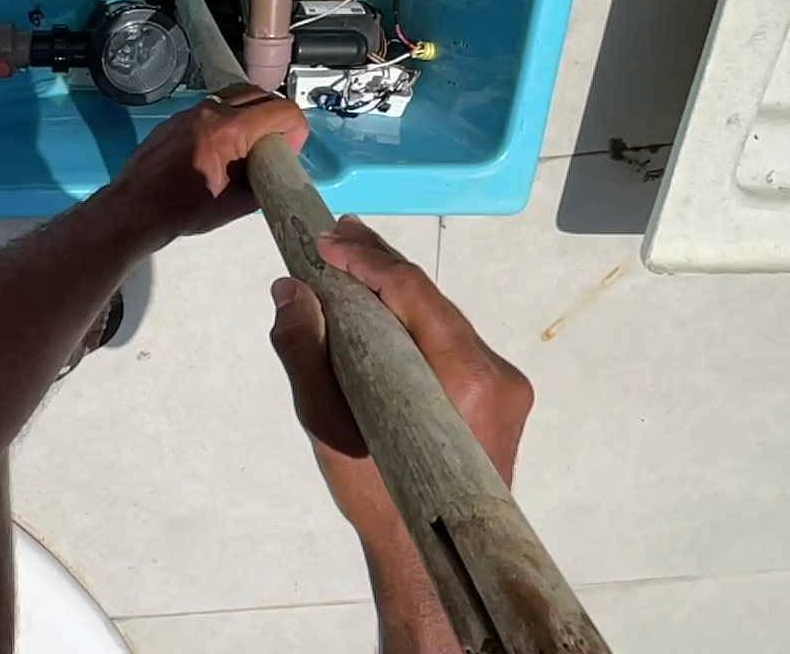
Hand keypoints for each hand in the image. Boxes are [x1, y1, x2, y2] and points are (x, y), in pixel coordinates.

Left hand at [105, 84, 308, 242]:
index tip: (290, 148)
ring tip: (252, 142)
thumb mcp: (236, 203)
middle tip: (276, 145)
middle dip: (276, 116)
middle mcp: (209, 112)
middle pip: (260, 95)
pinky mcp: (175, 118)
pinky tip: (223, 144)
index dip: (295, 129)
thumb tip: (274, 171)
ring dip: (251, 112)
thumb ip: (263, 180)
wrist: (134, 209)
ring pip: (234, 96)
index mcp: (228, 131)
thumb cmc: (180, 211)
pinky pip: (211, 106)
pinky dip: (227, 116)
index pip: (281, 110)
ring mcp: (189, 112)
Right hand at [267, 216, 531, 544]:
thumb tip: (288, 288)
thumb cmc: (375, 492)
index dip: (364, 258)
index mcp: (462, 374)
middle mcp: (495, 369)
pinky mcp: (496, 392)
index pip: (412, 291)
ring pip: (437, 311)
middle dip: (376, 258)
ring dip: (390, 281)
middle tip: (331, 230)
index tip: (320, 240)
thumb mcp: (324, 421)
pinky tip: (377, 300)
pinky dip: (405, 309)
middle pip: (428, 294)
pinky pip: (443, 333)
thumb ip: (303, 350)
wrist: (434, 558)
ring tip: (346, 254)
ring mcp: (502, 381)